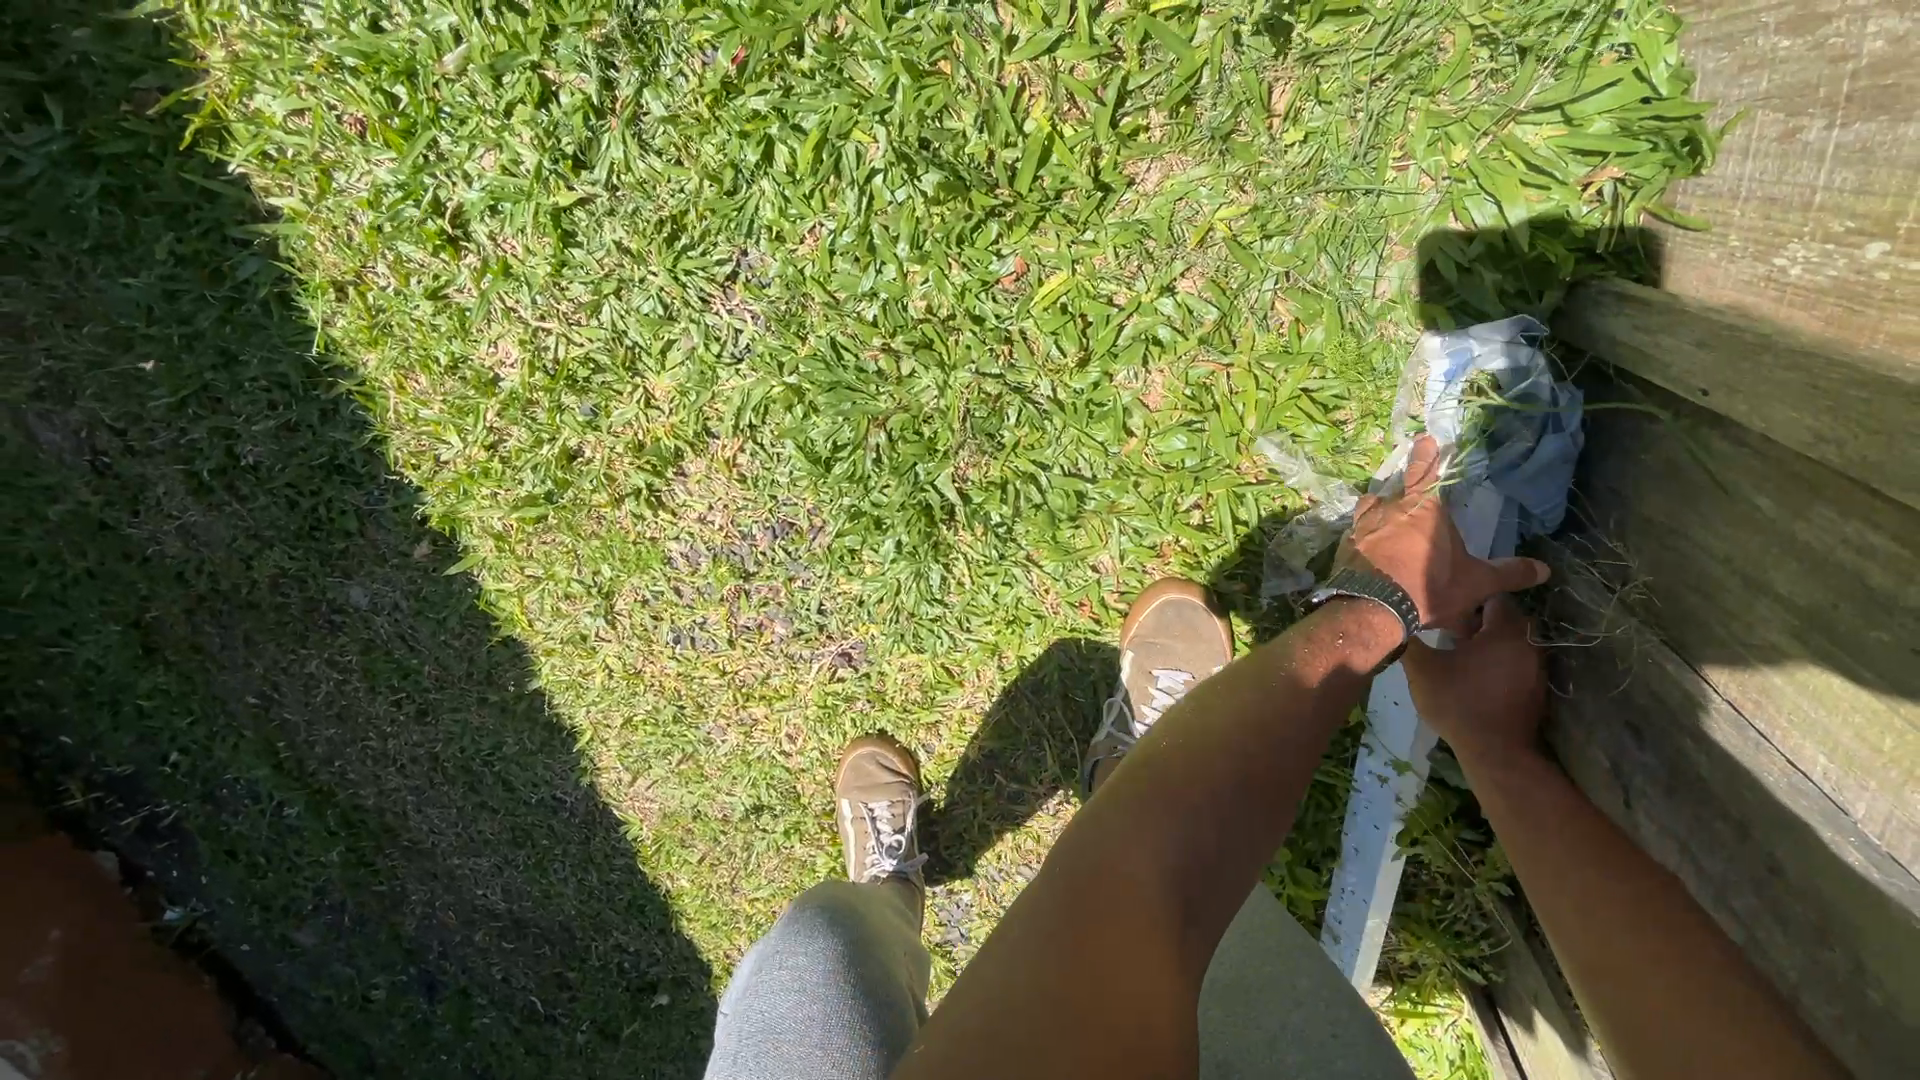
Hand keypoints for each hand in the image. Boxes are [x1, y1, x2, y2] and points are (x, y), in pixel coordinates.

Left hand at [1336, 435, 1548, 629]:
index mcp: (1424, 509)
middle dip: (1404, 483)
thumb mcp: (1476, 584)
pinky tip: (1367, 540)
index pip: (1425, 473)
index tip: (1424, 440)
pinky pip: (1355, 529)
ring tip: (1385, 508)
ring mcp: (1362, 525)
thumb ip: (1508, 573)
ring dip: (1379, 504)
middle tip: (1408, 479)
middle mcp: (1389, 509)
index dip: (1426, 456)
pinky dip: (1363, 531)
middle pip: (1396, 488)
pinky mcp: (1344, 545)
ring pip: (1371, 505)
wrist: (1371, 609)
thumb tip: (1543, 569)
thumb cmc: (1427, 589)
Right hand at [1402, 595, 1546, 769]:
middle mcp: (1529, 644)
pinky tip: (1474, 675)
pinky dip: (1498, 661)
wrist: (1495, 751)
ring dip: (1489, 642)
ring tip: (1459, 652)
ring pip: (1512, 641)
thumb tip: (1396, 621)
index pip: (1493, 596)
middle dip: (1479, 619)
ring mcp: (1537, 668)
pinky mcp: (1536, 688)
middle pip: (1505, 618)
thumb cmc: (1457, 701)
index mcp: (1505, 631)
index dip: (1468, 598)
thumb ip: (1409, 639)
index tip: (1446, 607)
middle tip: (1449, 629)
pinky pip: (1516, 661)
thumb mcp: (1421, 668)